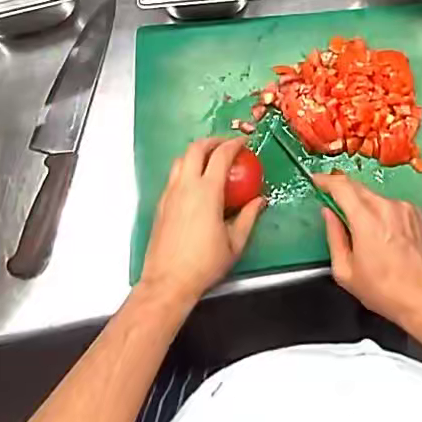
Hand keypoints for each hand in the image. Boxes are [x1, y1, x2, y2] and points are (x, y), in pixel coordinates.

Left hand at [137, 137, 264, 308]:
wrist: (168, 281)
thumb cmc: (204, 265)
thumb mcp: (235, 243)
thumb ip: (248, 217)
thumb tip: (259, 201)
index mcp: (207, 192)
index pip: (221, 155)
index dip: (234, 144)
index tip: (243, 143)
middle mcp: (186, 186)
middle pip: (196, 148)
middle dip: (213, 141)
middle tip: (226, 144)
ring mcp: (170, 193)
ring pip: (181, 159)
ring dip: (197, 153)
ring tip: (210, 159)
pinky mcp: (161, 203)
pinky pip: (174, 176)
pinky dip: (186, 169)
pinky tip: (195, 182)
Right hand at [315, 171, 421, 328]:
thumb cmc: (383, 290)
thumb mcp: (345, 271)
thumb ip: (333, 236)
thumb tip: (328, 213)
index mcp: (366, 219)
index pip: (341, 186)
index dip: (325, 180)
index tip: (317, 181)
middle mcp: (386, 207)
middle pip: (356, 186)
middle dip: (341, 190)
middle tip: (332, 202)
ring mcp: (403, 208)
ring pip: (373, 195)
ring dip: (361, 203)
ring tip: (360, 226)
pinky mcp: (415, 213)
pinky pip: (389, 203)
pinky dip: (380, 210)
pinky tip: (382, 231)